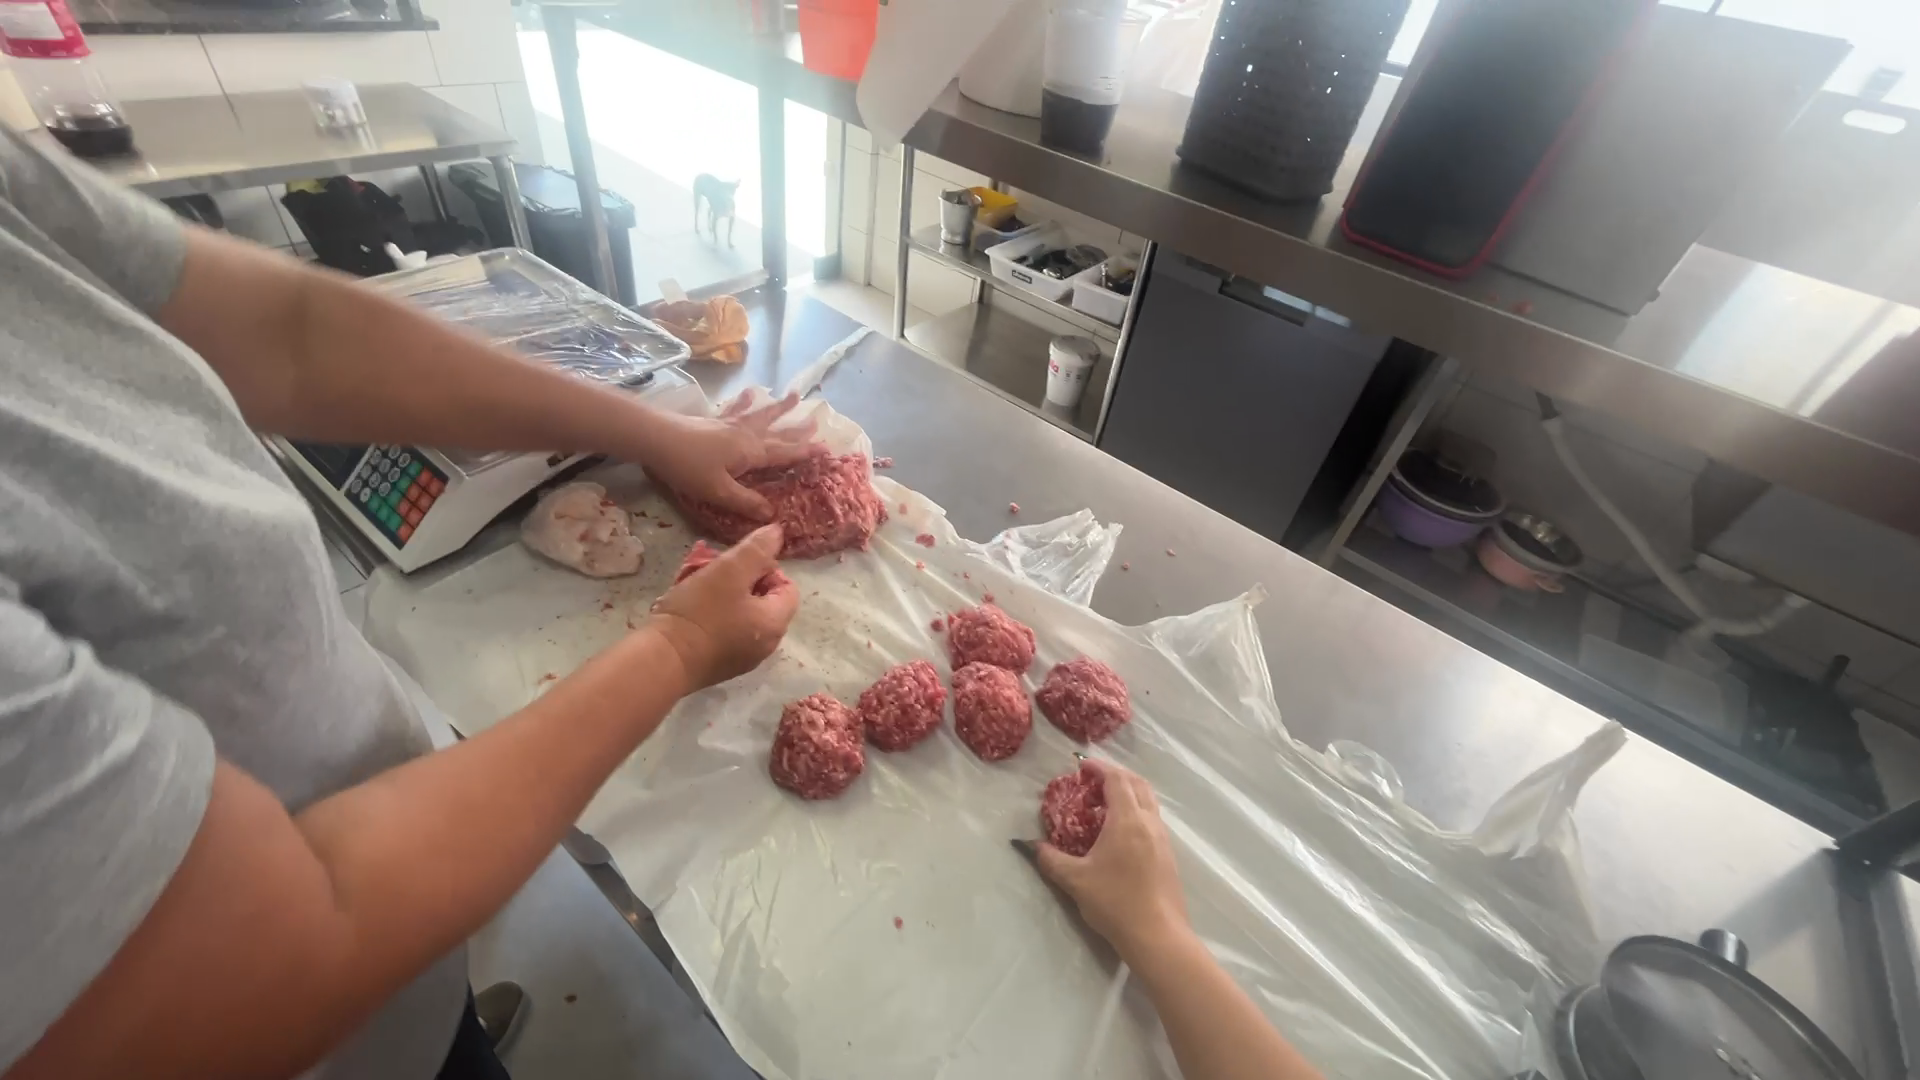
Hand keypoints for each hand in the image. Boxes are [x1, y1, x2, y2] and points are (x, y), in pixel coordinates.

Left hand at [640, 393, 821, 519]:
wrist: (655, 437)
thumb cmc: (687, 466)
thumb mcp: (718, 491)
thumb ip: (746, 502)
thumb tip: (773, 514)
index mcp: (751, 453)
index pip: (785, 454)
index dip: (805, 453)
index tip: (826, 449)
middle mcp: (746, 436)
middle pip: (778, 433)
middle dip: (798, 430)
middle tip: (818, 423)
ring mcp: (730, 426)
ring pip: (761, 416)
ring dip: (779, 408)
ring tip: (795, 396)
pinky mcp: (714, 422)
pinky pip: (736, 410)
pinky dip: (745, 402)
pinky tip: (751, 393)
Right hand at [646, 525, 799, 689]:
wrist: (661, 662)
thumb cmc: (700, 613)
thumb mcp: (730, 570)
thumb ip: (757, 549)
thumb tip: (778, 532)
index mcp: (776, 623)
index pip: (787, 587)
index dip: (766, 569)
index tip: (737, 564)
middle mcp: (766, 644)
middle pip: (763, 601)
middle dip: (739, 579)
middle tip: (712, 570)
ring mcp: (742, 658)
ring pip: (741, 614)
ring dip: (722, 594)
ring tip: (694, 583)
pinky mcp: (719, 665)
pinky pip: (724, 631)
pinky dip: (711, 615)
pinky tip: (687, 606)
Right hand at [1033, 761, 1191, 960]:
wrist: (1158, 938)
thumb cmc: (1115, 903)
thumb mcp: (1075, 880)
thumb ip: (1050, 859)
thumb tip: (1030, 845)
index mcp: (1127, 820)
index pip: (1116, 779)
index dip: (1098, 767)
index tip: (1080, 766)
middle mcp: (1149, 822)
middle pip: (1137, 782)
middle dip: (1115, 775)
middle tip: (1092, 781)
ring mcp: (1162, 838)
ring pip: (1148, 800)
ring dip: (1128, 792)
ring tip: (1105, 804)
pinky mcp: (1168, 855)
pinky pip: (1152, 818)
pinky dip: (1136, 810)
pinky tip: (1121, 832)